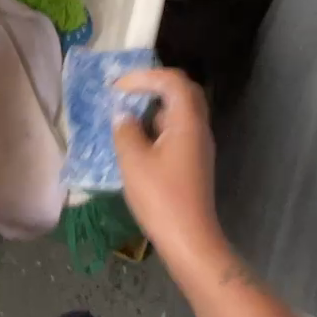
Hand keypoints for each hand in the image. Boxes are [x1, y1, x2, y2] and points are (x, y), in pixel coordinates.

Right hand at [112, 68, 224, 265]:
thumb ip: (126, 132)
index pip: (172, 82)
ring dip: (155, 106)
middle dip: (154, 85)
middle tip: (126, 91)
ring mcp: (199, 146)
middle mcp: (198, 129)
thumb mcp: (134, 162)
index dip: (144, 77)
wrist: (189, 239)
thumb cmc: (161, 198)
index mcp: (187, 122)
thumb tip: (124, 117)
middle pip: (183, 92)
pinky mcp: (194, 162)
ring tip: (127, 114)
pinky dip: (158, 126)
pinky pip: (178, 131)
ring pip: (181, 112)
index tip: (117, 87)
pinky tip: (138, 140)